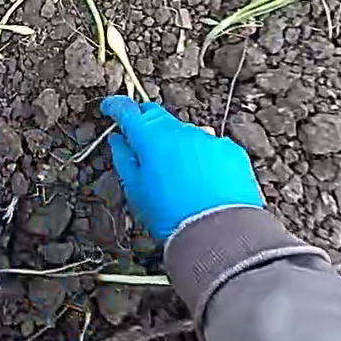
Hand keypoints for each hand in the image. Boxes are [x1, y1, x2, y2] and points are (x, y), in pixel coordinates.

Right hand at [102, 96, 263, 238]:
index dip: (116, 106)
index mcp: (150, 136)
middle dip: (145, 123)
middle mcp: (179, 130)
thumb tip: (118, 141)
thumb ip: (124, 159)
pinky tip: (201, 180)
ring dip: (176, 145)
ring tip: (176, 174)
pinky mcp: (229, 150)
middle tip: (139, 140)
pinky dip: (202, 157)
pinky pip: (210, 147)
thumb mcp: (135, 190)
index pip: (127, 110)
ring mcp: (207, 138)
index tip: (110, 108)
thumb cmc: (171, 215)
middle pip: (156, 116)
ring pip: (184, 133)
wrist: (219, 233)